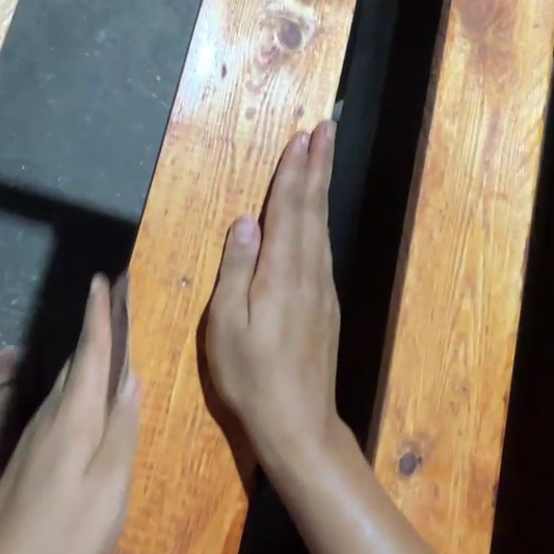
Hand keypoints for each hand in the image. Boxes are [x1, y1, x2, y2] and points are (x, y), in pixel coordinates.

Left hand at [0, 275, 139, 553]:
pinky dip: (80, 384)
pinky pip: (62, 402)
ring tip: (109, 337)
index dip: (99, 315)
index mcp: (74, 416)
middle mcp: (52, 416)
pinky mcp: (32, 456)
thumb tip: (132, 374)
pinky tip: (87, 395)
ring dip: (89, 354)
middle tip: (116, 301)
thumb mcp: (107, 485)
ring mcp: (37, 436)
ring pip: (68, 382)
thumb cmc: (65, 533)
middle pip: (79, 361)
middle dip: (97, 327)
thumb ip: (121, 428)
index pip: (91, 352)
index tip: (104, 278)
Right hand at [206, 121, 345, 469]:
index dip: (294, 172)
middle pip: (312, 209)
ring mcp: (321, 288)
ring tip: (322, 158)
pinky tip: (315, 213)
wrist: (298, 423)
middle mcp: (308, 272)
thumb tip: (246, 220)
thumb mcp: (226, 325)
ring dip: (320, 187)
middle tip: (326, 129)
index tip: (302, 138)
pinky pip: (321, 246)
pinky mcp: (325, 304)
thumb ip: (237, 269)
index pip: (289, 210)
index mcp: (281, 273)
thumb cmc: (251, 376)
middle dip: (317, 167)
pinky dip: (318, 218)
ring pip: (320, 226)